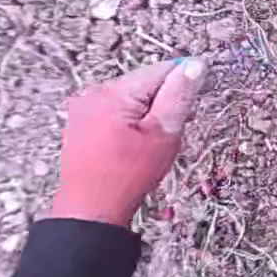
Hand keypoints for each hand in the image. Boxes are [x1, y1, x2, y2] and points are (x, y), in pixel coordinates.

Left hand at [46, 58, 204, 226]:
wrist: (91, 211)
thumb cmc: (128, 174)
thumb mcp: (164, 132)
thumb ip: (180, 95)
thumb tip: (195, 65)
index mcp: (113, 93)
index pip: (162, 70)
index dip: (185, 83)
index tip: (195, 104)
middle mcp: (94, 94)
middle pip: (146, 82)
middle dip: (166, 99)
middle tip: (173, 128)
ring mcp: (84, 108)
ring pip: (133, 97)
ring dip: (150, 111)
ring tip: (154, 139)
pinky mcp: (82, 123)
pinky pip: (117, 109)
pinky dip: (134, 120)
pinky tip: (138, 142)